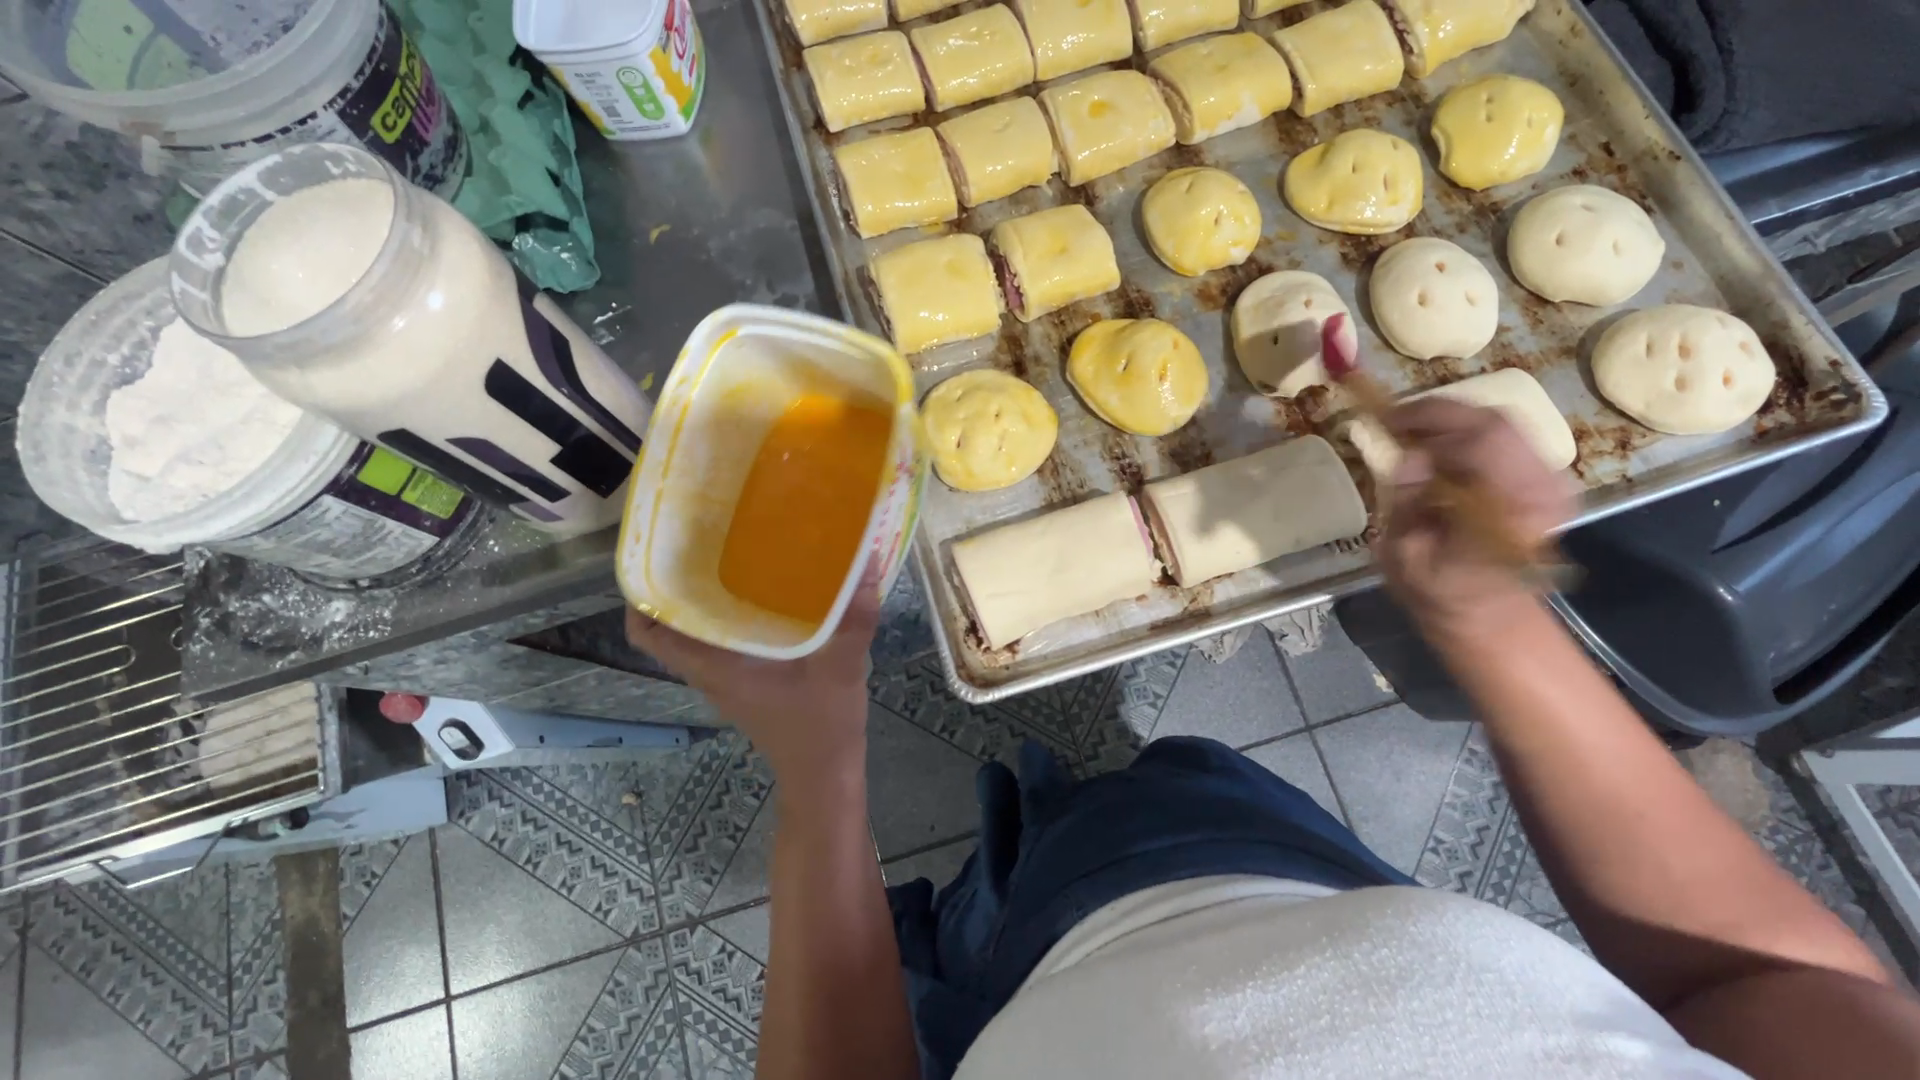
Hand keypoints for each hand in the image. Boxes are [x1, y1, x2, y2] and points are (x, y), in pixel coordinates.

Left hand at [625, 569, 882, 787]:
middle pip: (669, 627)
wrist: (825, 778)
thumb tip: (866, 563)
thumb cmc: (821, 729)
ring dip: (702, 601)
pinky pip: (722, 643)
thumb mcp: (840, 672)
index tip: (655, 556)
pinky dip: (729, 617)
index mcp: (716, 668)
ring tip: (728, 558)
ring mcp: (727, 680)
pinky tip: (763, 595)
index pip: (649, 635)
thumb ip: (853, 621)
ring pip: (695, 635)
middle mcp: (712, 672)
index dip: (638, 596)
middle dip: (675, 585)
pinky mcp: (747, 683)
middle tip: (696, 542)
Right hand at [1373, 397, 1574, 634]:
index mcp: (1507, 513)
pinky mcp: (1548, 479)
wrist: (1489, 615)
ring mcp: (1552, 483)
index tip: (1387, 419)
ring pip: (1501, 424)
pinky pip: (1507, 437)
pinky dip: (1468, 435)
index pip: (1482, 439)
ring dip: (1452, 424)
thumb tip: (1409, 457)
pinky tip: (1438, 452)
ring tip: (1412, 437)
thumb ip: (1408, 505)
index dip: (1431, 419)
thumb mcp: (1403, 557)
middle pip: (1495, 423)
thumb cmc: (1438, 592)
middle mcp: (1542, 490)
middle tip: (1396, 424)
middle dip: (1440, 416)